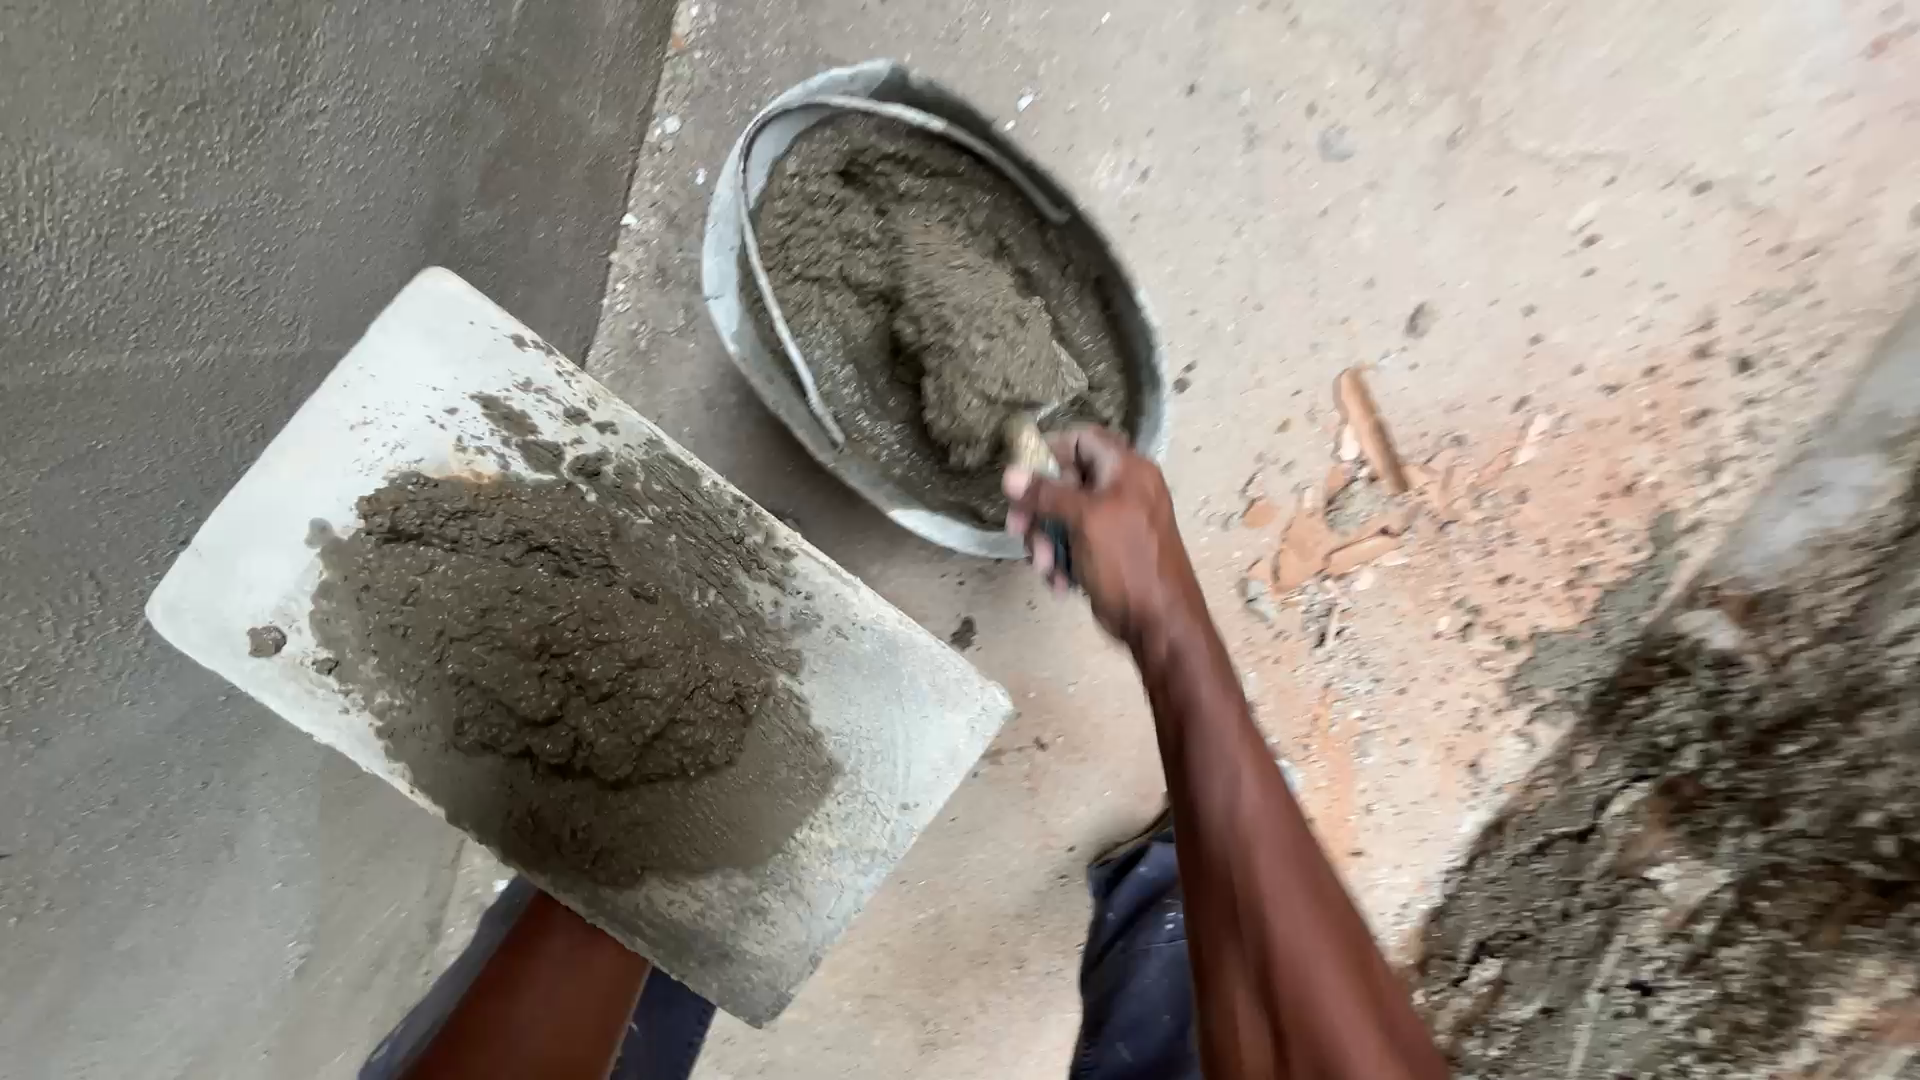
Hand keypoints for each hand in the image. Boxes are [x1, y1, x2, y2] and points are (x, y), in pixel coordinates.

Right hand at [1003, 425, 1204, 647]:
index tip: (1022, 475)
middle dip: (1039, 510)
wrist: (1159, 623)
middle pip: (1064, 482)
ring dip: (1046, 542)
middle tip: (1017, 530)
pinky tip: (1061, 583)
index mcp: (1126, 470)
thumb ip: (1046, 494)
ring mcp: (1113, 523)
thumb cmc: (1127, 561)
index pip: (1082, 440)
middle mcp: (1121, 490)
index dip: (1050, 451)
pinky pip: (1071, 544)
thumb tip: (1009, 475)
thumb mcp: (1084, 520)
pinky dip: (1060, 561)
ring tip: (1047, 568)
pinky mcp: (1104, 552)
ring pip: (1062, 517)